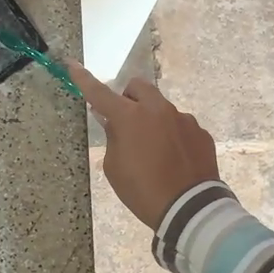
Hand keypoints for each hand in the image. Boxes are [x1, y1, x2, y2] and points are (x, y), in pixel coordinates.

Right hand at [71, 64, 219, 228]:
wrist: (190, 208)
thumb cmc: (143, 191)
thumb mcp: (115, 168)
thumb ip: (113, 138)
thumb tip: (111, 119)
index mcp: (130, 118)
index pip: (100, 93)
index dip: (84, 79)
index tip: (73, 64)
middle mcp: (158, 110)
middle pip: (138, 86)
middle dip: (129, 97)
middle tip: (126, 121)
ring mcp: (183, 119)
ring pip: (162, 108)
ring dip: (153, 119)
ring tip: (155, 150)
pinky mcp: (200, 132)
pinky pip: (181, 126)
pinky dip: (173, 136)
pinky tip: (174, 160)